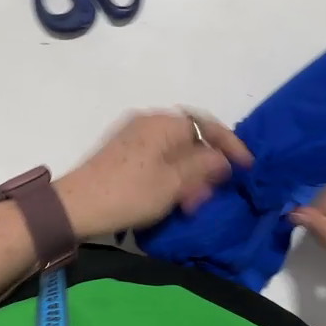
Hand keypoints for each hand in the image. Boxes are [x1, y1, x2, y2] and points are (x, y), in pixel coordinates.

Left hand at [52, 110, 251, 239]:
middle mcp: (148, 120)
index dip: (229, 145)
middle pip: (190, 136)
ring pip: (174, 149)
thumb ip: (204, 166)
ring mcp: (132, 135)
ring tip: (194, 200)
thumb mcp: (175, 182)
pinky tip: (173, 197)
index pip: (206, 124)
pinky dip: (171, 173)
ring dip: (190, 171)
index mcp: (163, 122)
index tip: (246, 168)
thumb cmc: (131, 192)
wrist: (78, 205)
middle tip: (216, 190)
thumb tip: (223, 158)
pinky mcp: (122, 151)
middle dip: (207, 162)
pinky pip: (158, 156)